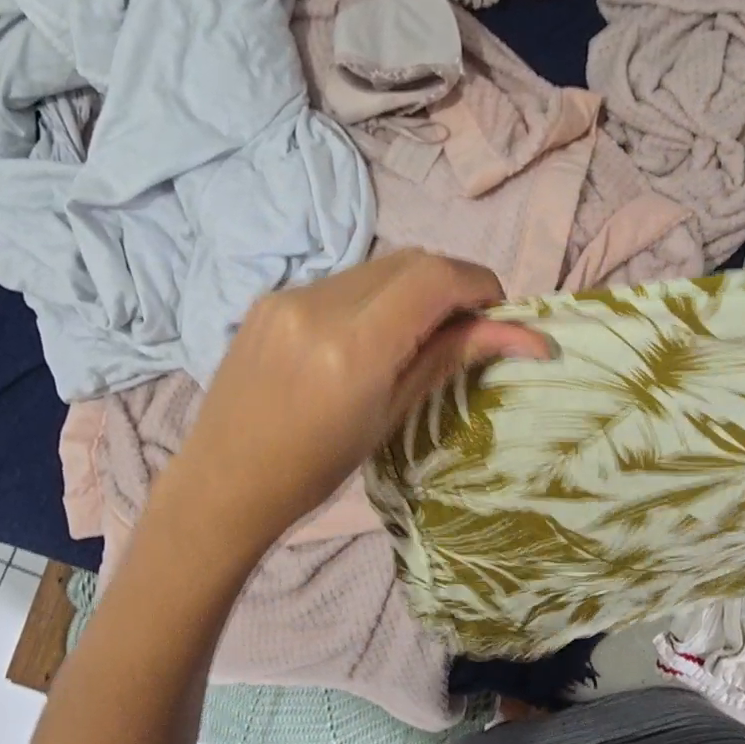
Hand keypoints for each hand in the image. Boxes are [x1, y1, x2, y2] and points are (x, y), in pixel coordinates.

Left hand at [152, 250, 553, 548]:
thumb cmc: (315, 470)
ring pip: (377, 267)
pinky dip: (373, 296)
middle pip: (411, 260)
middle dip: (451, 283)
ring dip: (412, 288)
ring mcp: (289, 296)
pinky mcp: (269, 298)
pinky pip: (341, 280)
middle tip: (467, 325)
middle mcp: (320, 306)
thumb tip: (520, 334)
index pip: (434, 277)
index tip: (499, 312)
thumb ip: (449, 358)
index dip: (479, 284)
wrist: (224, 483)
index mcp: (354, 347)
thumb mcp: (391, 416)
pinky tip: (367, 336)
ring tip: (416, 334)